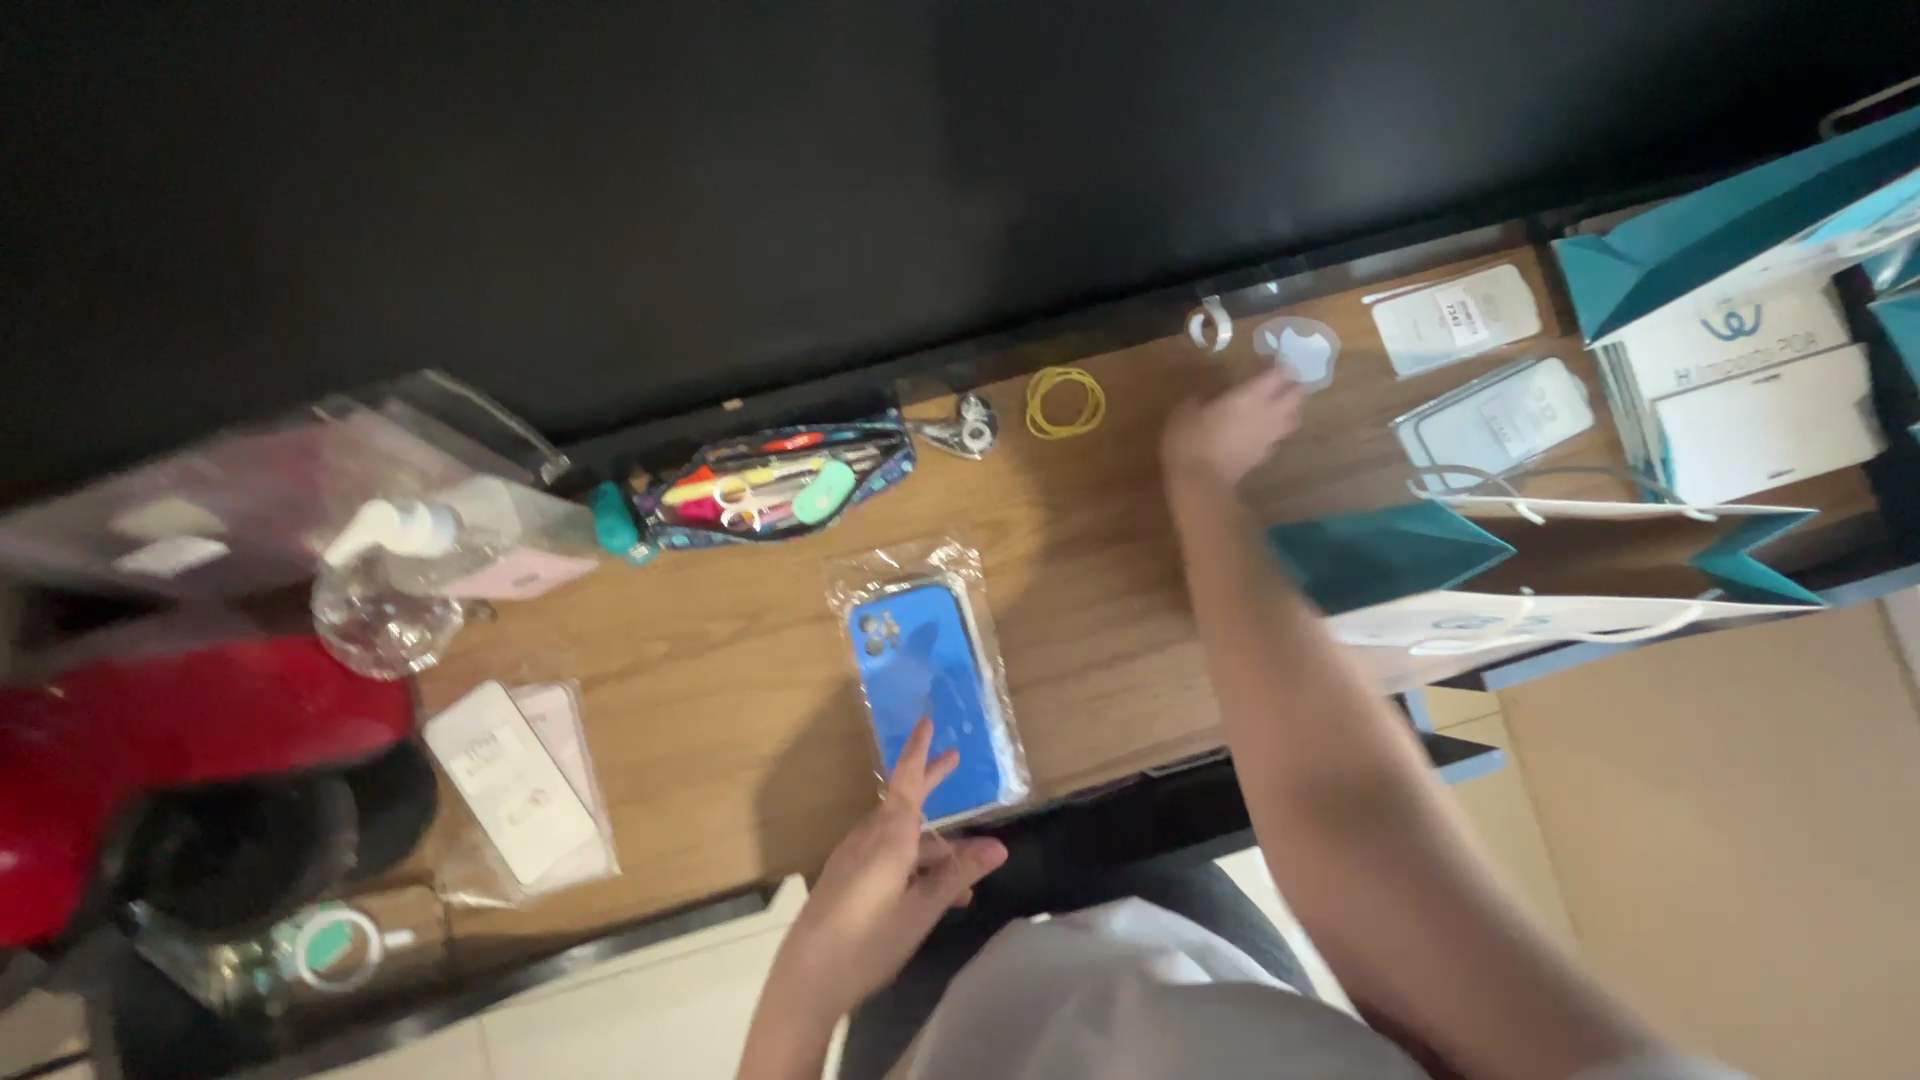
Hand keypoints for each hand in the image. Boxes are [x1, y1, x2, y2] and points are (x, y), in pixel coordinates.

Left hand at [764, 719, 1009, 1026]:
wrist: (806, 980)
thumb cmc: (868, 941)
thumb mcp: (921, 910)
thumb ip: (957, 875)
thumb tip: (999, 846)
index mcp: (889, 836)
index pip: (908, 781)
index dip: (920, 751)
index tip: (928, 722)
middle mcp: (869, 838)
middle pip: (905, 801)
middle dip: (930, 782)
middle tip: (953, 760)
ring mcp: (853, 859)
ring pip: (901, 838)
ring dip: (931, 849)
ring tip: (963, 881)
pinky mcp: (845, 880)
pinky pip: (886, 857)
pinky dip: (912, 865)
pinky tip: (928, 895)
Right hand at [1161, 367, 1306, 488]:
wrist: (1200, 483)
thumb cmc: (1189, 441)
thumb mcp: (1184, 411)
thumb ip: (1200, 397)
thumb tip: (1207, 393)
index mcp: (1250, 395)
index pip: (1278, 372)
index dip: (1277, 363)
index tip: (1267, 360)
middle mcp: (1268, 412)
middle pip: (1297, 394)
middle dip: (1292, 384)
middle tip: (1278, 381)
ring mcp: (1269, 436)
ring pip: (1295, 417)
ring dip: (1291, 408)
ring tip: (1277, 405)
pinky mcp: (1264, 455)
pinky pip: (1278, 437)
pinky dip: (1275, 431)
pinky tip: (1262, 431)